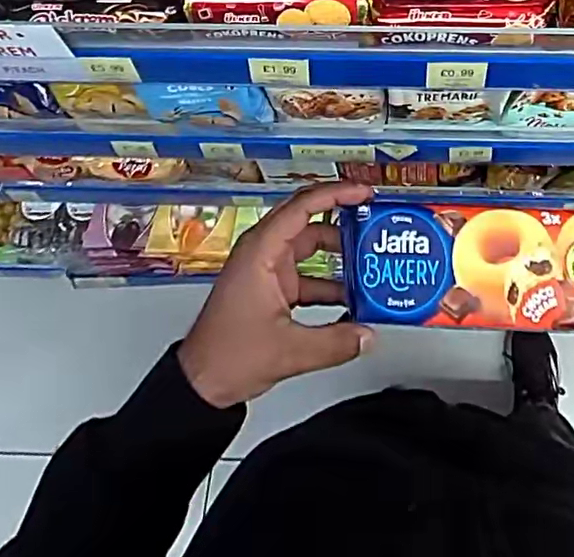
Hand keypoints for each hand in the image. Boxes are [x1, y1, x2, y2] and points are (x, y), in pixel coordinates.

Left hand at [177, 182, 374, 407]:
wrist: (203, 380)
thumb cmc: (227, 354)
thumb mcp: (288, 350)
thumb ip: (334, 342)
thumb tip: (367, 334)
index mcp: (261, 251)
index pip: (302, 206)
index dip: (335, 194)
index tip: (363, 193)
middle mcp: (263, 252)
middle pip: (306, 219)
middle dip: (340, 215)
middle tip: (371, 216)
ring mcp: (267, 269)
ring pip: (309, 247)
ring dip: (338, 252)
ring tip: (370, 257)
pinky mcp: (272, 287)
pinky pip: (307, 273)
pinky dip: (329, 281)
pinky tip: (352, 296)